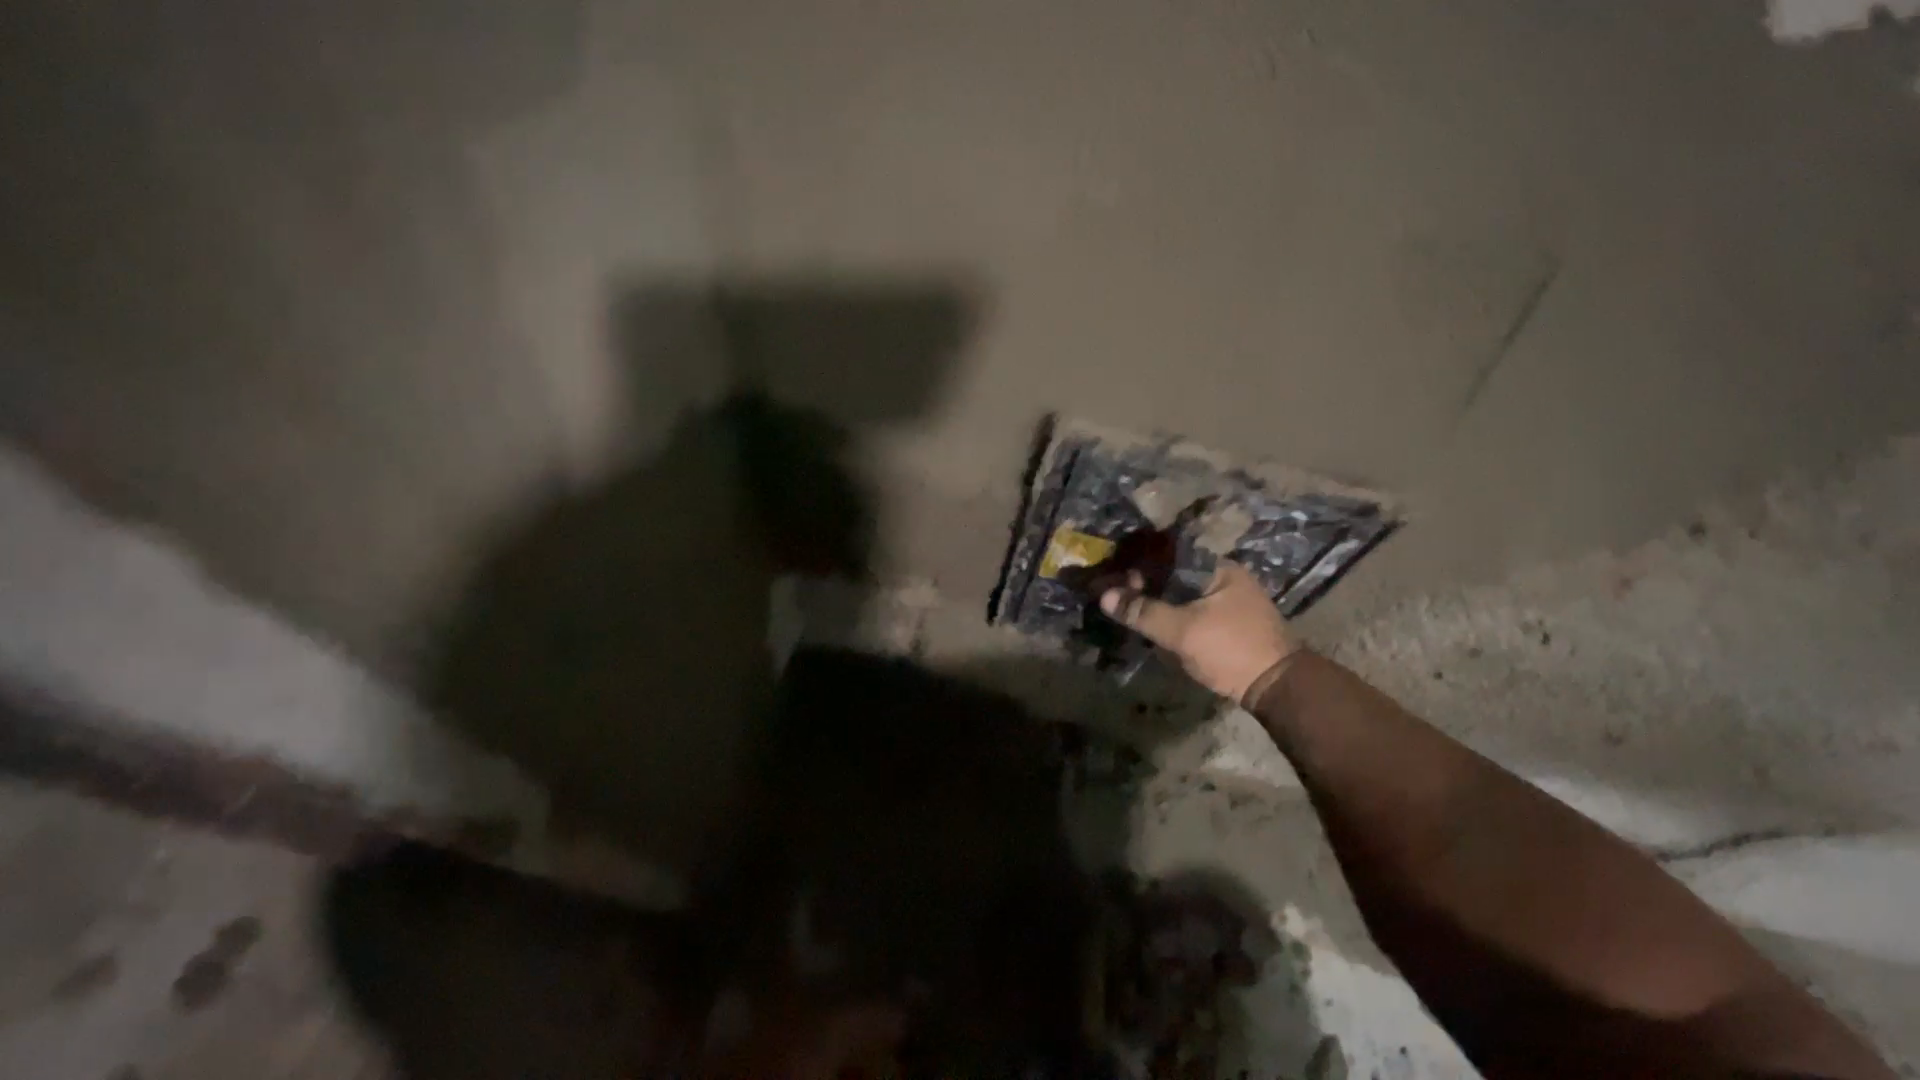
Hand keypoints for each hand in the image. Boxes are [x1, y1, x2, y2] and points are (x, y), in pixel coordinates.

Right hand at [1099, 560, 1300, 706]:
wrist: (1277, 687)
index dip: (1140, 567)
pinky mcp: (1230, 625)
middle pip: (1175, 577)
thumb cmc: (1230, 649)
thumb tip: (1105, 596)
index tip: (1116, 582)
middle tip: (1121, 604)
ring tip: (1133, 617)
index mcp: (1218, 569)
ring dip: (1160, 606)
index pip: (1169, 557)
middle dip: (1147, 589)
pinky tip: (1158, 632)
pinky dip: (1174, 619)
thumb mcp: (1182, 631)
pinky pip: (1193, 614)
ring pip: (1184, 597)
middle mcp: (1226, 578)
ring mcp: (1231, 603)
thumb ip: (1143, 612)